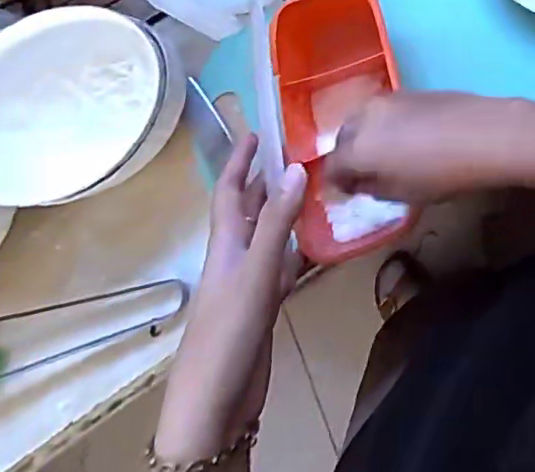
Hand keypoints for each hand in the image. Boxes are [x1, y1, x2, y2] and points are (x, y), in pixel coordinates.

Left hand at [154, 134, 305, 463]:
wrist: (216, 401)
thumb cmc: (229, 329)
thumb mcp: (255, 271)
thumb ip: (276, 222)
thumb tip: (296, 168)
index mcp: (225, 240)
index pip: (229, 188)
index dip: (239, 160)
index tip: (255, 132)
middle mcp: (236, 253)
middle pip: (249, 207)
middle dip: (267, 178)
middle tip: (297, 153)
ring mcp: (250, 279)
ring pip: (268, 233)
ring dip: (286, 211)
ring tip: (315, 188)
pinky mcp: (264, 303)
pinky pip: (283, 264)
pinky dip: (299, 249)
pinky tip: (318, 244)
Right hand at [322, 91, 533, 203]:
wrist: (481, 133)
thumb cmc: (440, 173)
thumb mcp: (402, 194)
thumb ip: (372, 188)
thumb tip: (359, 182)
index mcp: (356, 148)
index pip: (331, 166)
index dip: (336, 182)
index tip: (349, 192)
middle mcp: (363, 117)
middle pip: (343, 137)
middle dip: (347, 155)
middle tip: (364, 174)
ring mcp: (386, 99)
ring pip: (362, 118)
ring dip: (365, 136)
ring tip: (385, 153)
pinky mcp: (407, 90)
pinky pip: (383, 109)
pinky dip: (383, 123)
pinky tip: (405, 136)